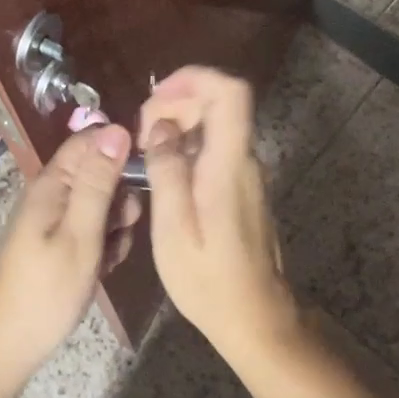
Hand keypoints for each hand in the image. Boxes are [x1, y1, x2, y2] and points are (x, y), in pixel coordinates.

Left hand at [0, 124, 143, 379]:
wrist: (11, 345)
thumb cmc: (47, 289)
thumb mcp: (81, 233)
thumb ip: (99, 182)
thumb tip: (117, 129)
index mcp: (53, 182)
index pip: (91, 140)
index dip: (121, 149)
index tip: (147, 173)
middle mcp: (53, 193)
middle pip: (100, 171)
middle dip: (121, 195)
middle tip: (123, 228)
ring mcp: (56, 219)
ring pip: (102, 203)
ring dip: (117, 224)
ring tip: (111, 254)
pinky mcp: (61, 243)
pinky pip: (94, 228)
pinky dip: (106, 244)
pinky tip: (105, 267)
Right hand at [140, 67, 298, 358]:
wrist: (257, 319)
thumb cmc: (210, 280)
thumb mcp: (173, 230)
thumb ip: (167, 171)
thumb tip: (162, 128)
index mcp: (229, 165)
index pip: (230, 92)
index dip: (194, 78)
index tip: (156, 97)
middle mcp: (245, 160)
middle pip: (219, 102)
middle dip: (175, 104)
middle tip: (141, 138)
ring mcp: (247, 174)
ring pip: (215, 124)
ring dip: (178, 126)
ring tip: (146, 157)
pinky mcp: (242, 188)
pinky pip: (215, 148)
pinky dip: (187, 146)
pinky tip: (164, 175)